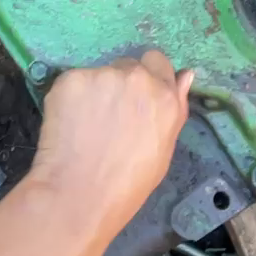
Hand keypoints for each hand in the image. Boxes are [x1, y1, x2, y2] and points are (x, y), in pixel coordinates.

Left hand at [25, 51, 194, 242]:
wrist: (79, 194)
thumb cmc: (128, 183)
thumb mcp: (164, 150)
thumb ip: (176, 108)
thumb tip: (186, 75)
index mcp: (164, 95)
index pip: (157, 62)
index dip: (147, 78)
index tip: (135, 100)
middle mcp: (137, 77)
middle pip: (128, 66)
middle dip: (121, 84)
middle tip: (110, 117)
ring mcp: (102, 74)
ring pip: (100, 74)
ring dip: (96, 91)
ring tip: (87, 125)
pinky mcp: (71, 78)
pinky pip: (74, 82)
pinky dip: (72, 98)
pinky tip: (69, 124)